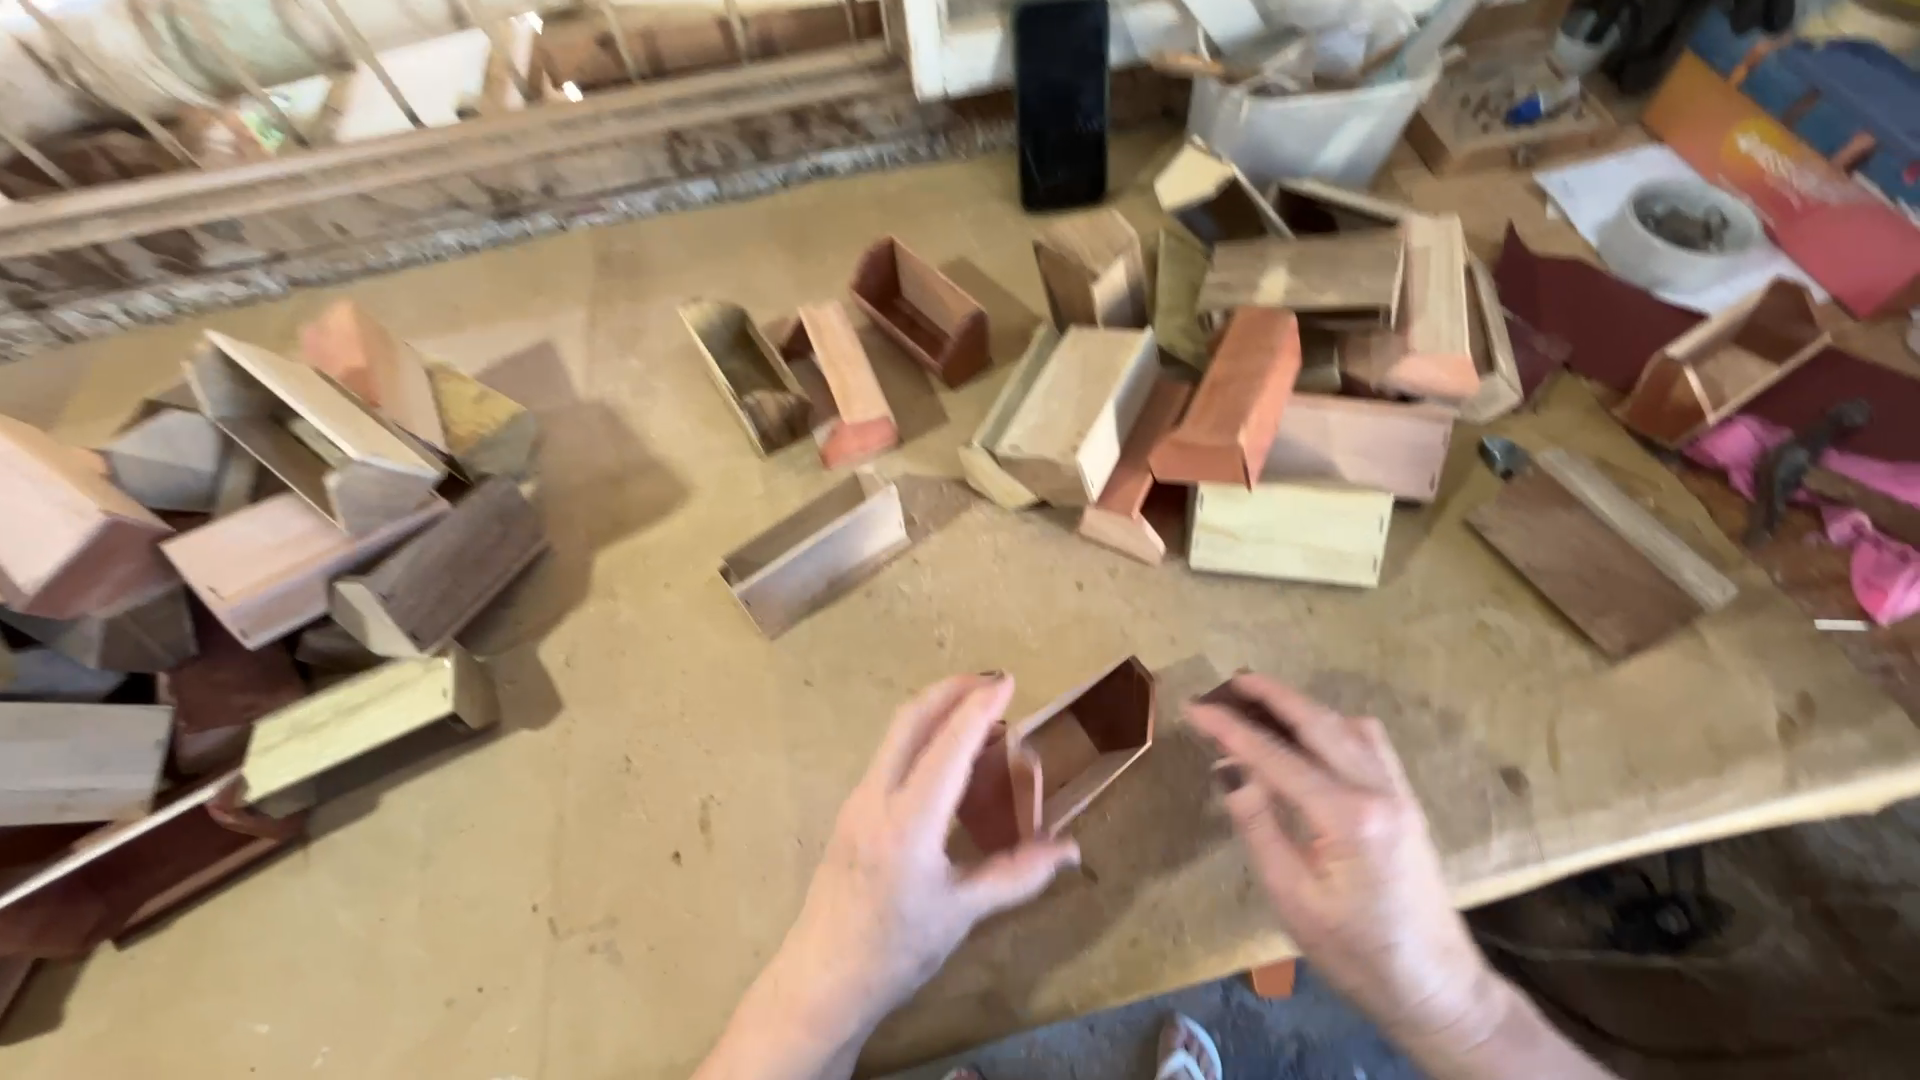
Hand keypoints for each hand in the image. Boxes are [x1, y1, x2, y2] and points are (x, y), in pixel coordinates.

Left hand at [777, 673, 1080, 1034]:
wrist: (821, 982)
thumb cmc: (895, 952)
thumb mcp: (962, 914)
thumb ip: (1018, 874)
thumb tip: (1070, 850)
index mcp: (908, 821)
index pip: (949, 745)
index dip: (980, 707)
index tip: (1007, 681)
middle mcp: (876, 796)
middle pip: (911, 719)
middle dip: (952, 690)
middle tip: (991, 683)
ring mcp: (857, 800)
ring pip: (896, 734)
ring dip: (937, 712)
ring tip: (978, 718)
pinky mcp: (851, 811)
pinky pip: (890, 756)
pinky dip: (923, 738)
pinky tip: (948, 759)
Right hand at [1186, 675, 1506, 1060]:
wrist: (1436, 987)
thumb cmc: (1355, 952)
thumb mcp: (1291, 896)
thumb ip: (1259, 824)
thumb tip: (1230, 769)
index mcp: (1347, 817)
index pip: (1275, 756)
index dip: (1230, 729)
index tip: (1194, 708)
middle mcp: (1378, 790)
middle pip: (1317, 722)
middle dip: (1270, 695)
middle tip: (1228, 681)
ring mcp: (1399, 792)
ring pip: (1347, 725)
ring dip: (1302, 705)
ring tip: (1260, 700)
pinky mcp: (1406, 800)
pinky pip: (1369, 742)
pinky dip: (1332, 723)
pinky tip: (1310, 733)